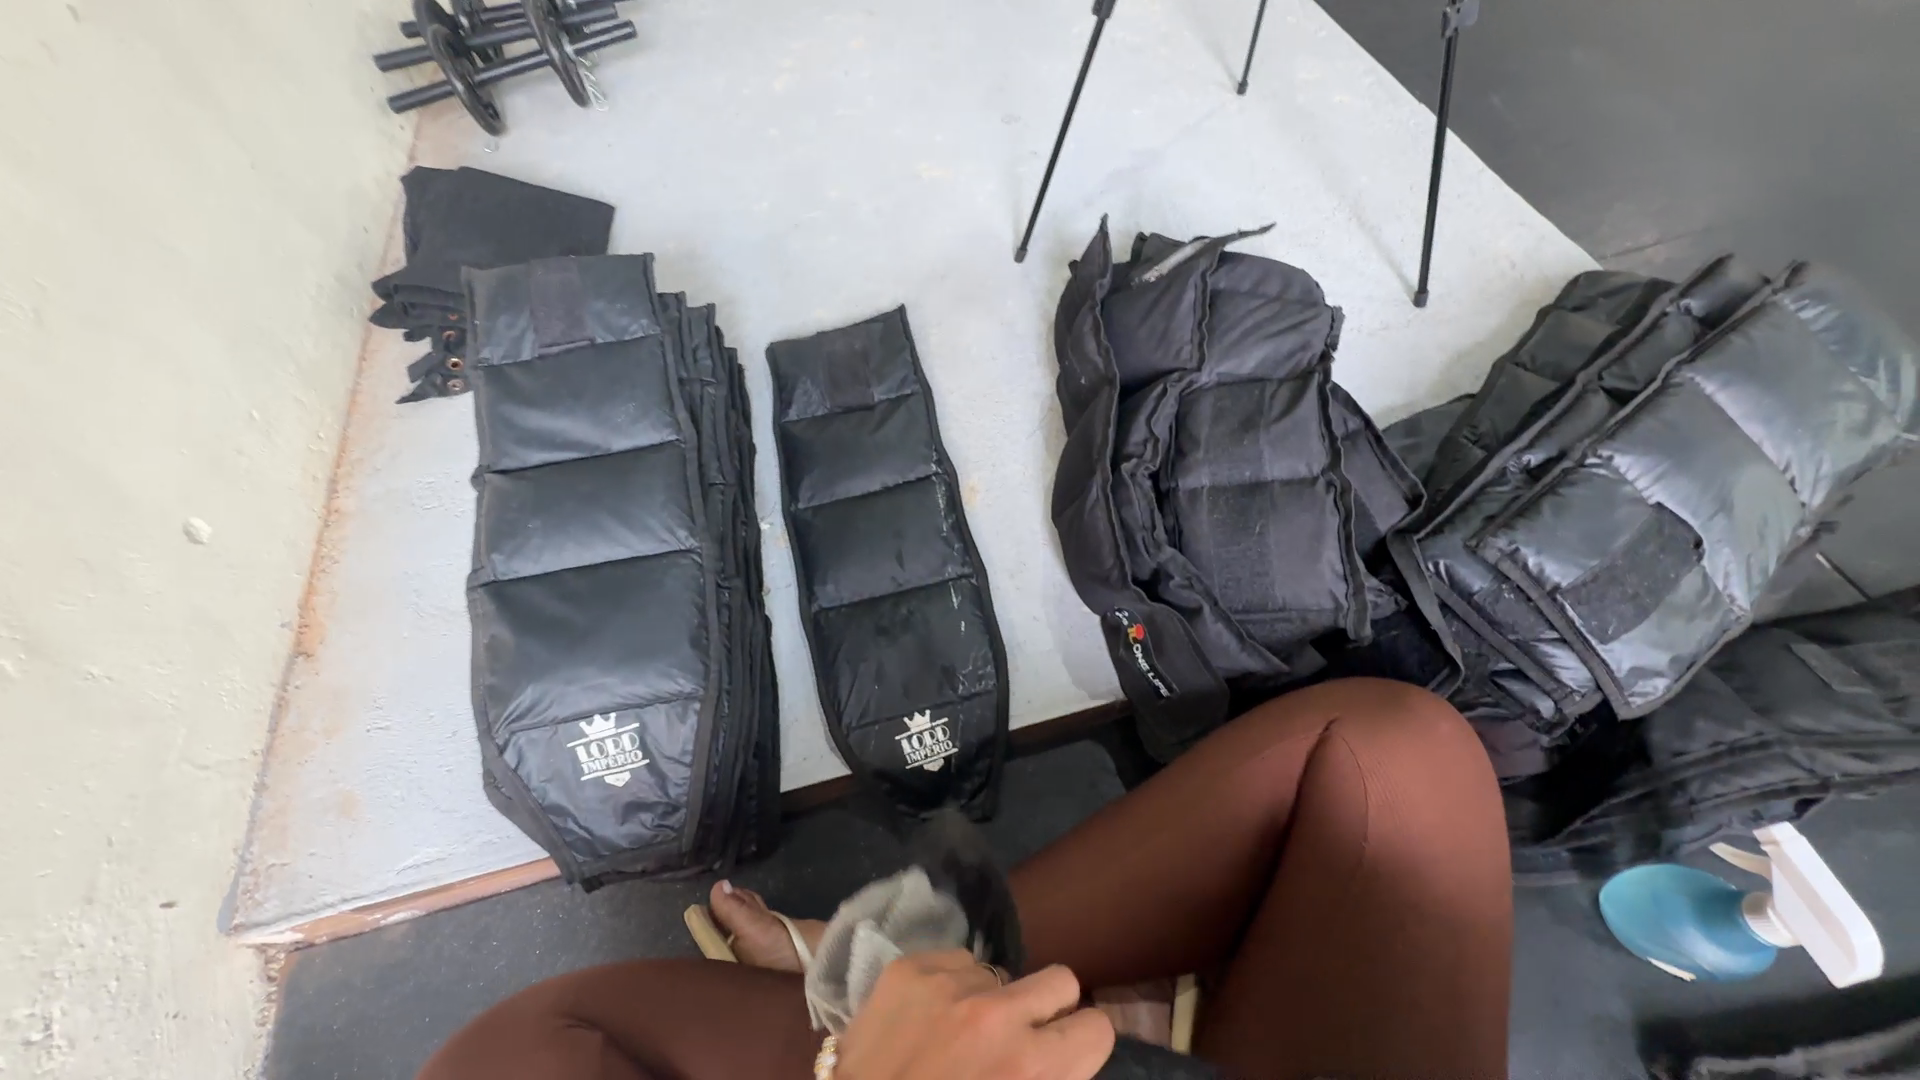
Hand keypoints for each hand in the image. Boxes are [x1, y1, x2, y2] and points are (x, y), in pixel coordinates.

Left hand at [835, 949, 1114, 1079]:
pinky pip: (957, 960)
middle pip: (1060, 978)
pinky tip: (930, 1017)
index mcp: (1030, 1067)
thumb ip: (1046, 1079)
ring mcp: (948, 984)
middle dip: (1048, 1008)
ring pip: (1002, 971)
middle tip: (1022, 1035)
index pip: (1096, 1027)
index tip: (1064, 1052)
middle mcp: (996, 1014)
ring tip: (960, 1033)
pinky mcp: (908, 967)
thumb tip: (1063, 1054)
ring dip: (992, 999)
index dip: (1081, 1043)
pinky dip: (951, 986)